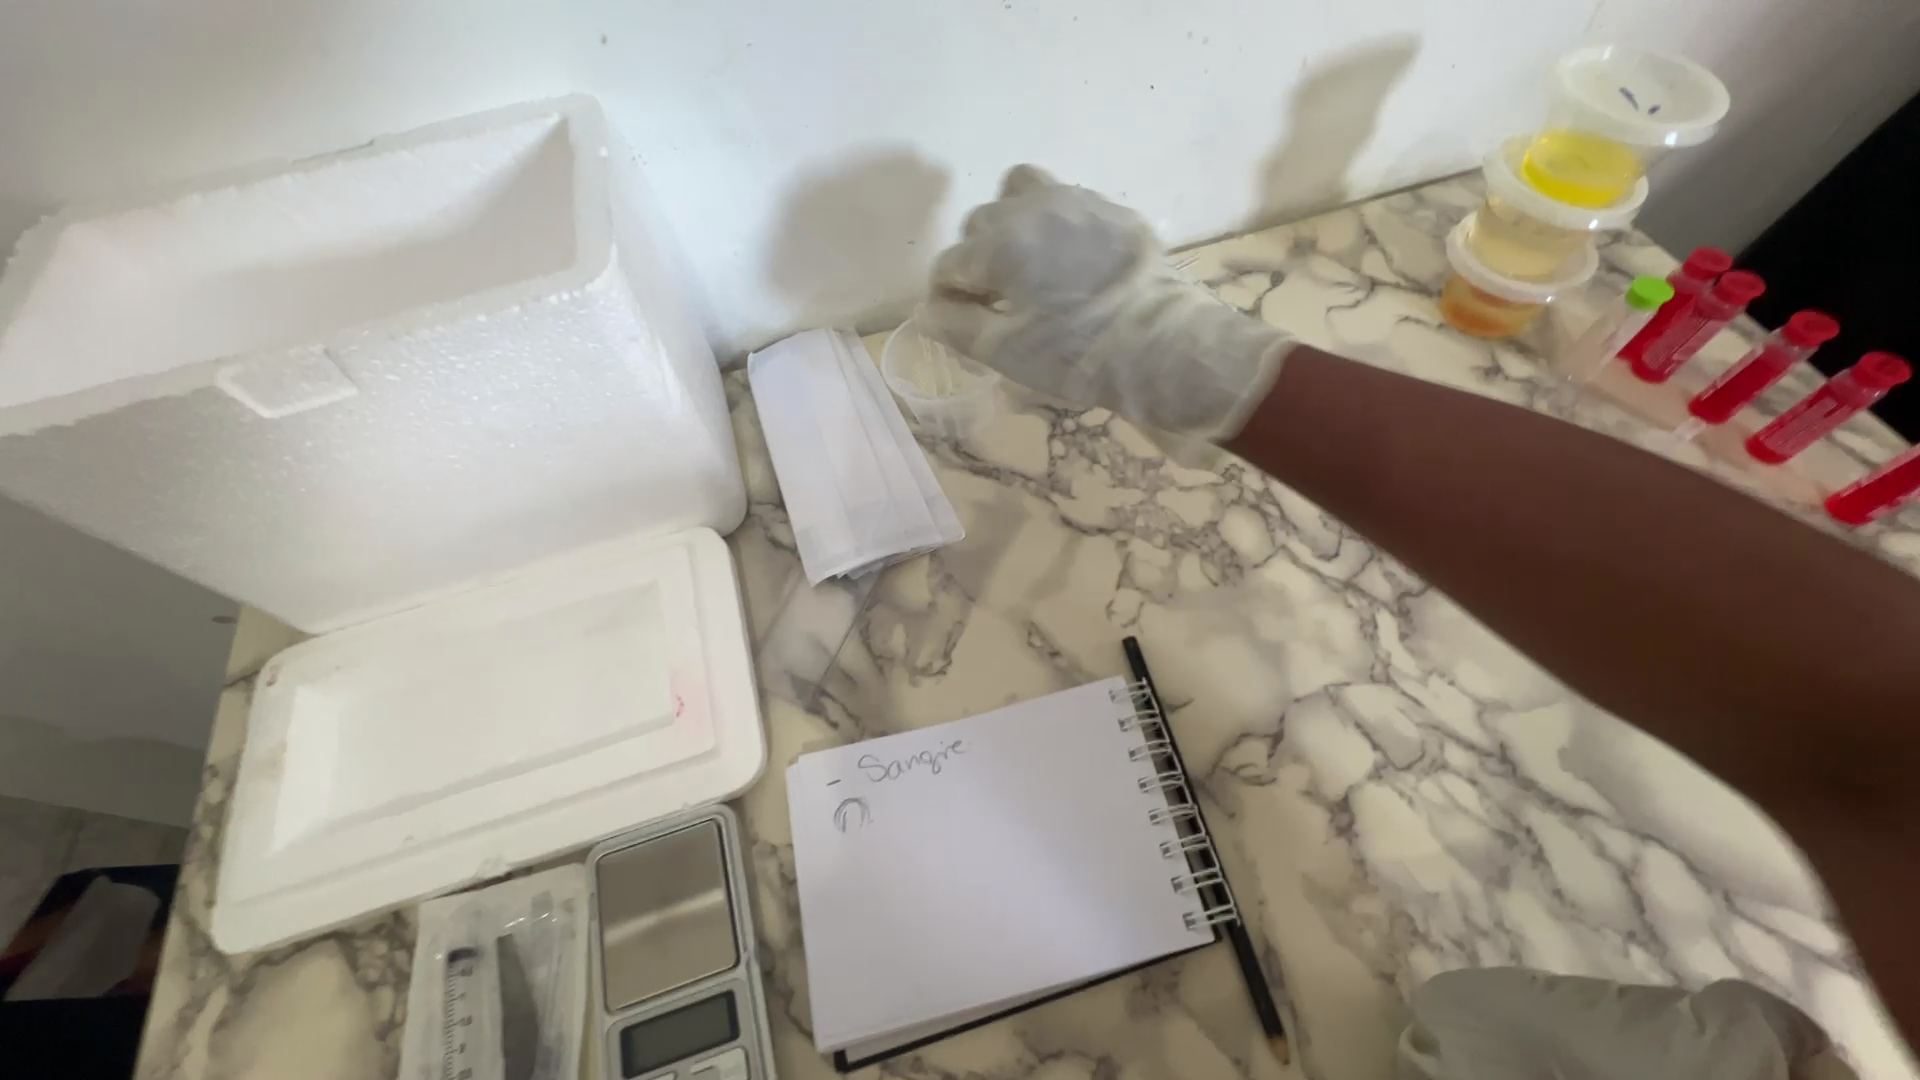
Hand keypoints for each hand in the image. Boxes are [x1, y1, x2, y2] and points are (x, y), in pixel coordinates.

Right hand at [921, 165, 1293, 460]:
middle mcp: (1032, 208)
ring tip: (1024, 263)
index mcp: (1000, 244)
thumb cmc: (1077, 355)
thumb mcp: (1007, 352)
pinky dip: (1051, 225)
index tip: (957, 324)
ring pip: (1020, 191)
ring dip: (1009, 223)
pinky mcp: (1113, 210)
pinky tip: (1067, 263)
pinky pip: (1065, 202)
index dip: (945, 298)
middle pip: (980, 225)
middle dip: (976, 261)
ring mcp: (1076, 202)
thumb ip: (956, 327)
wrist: (1165, 348)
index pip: (950, 266)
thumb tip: (925, 312)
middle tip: (994, 303)